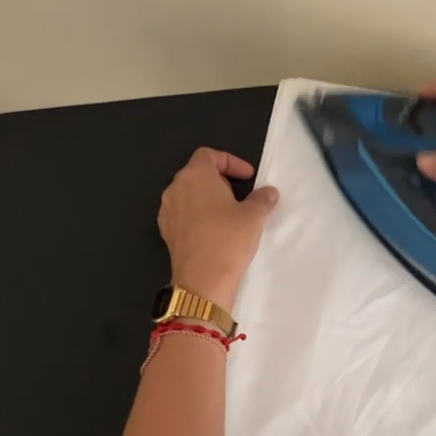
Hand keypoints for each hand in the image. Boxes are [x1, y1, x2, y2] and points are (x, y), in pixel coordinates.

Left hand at [158, 148, 278, 307]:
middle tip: (239, 195)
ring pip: (188, 194)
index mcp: (195, 176)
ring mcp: (167, 211)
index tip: (248, 177)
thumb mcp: (254, 216)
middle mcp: (175, 188)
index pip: (208, 155)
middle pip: (196, 173)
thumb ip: (262, 199)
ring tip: (228, 213)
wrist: (203, 281)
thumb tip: (269, 192)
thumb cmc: (228, 239)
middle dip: (219, 180)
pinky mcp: (166, 233)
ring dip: (207, 198)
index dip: (230, 161)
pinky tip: (214, 231)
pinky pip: (183, 214)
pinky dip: (198, 215)